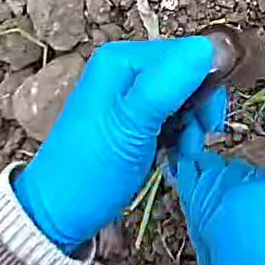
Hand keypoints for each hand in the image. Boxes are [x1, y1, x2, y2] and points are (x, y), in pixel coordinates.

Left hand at [12, 36, 225, 251]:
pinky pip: (172, 112)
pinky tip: (176, 151)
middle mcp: (125, 68)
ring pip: (184, 95)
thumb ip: (169, 83)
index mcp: (121, 59)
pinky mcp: (133, 115)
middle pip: (187, 73)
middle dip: (200, 107)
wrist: (56, 218)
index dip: (205, 84)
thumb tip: (207, 46)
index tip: (208, 121)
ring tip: (186, 150)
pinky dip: (181, 132)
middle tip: (198, 139)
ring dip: (193, 123)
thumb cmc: (89, 173)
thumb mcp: (132, 126)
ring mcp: (129, 92)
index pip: (187, 53)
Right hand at [165, 122, 264, 264]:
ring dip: (242, 185)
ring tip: (250, 216)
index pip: (192, 173)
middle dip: (216, 180)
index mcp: (211, 208)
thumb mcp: (209, 261)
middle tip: (223, 205)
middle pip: (219, 168)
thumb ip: (200, 221)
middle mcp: (237, 187)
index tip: (188, 170)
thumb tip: (192, 195)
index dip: (189, 170)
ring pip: (244, 171)